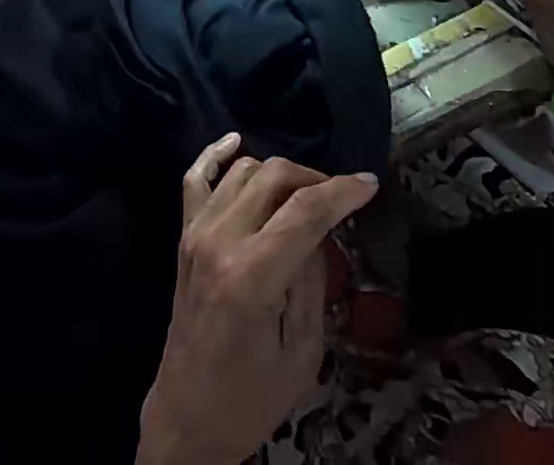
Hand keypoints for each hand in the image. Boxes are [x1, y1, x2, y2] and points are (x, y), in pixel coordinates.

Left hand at [136, 134, 379, 464]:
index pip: (305, 210)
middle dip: (314, 179)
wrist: (187, 413)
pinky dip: (215, 154)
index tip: (370, 184)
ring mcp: (195, 232)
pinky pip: (196, 178)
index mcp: (253, 275)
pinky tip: (237, 141)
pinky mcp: (183, 235)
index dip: (343, 191)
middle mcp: (219, 240)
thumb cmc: (252, 395)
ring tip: (305, 195)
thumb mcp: (303, 349)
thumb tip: (321, 228)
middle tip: (339, 199)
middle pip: (273, 177)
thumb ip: (314, 278)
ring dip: (278, 173)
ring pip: (242, 170)